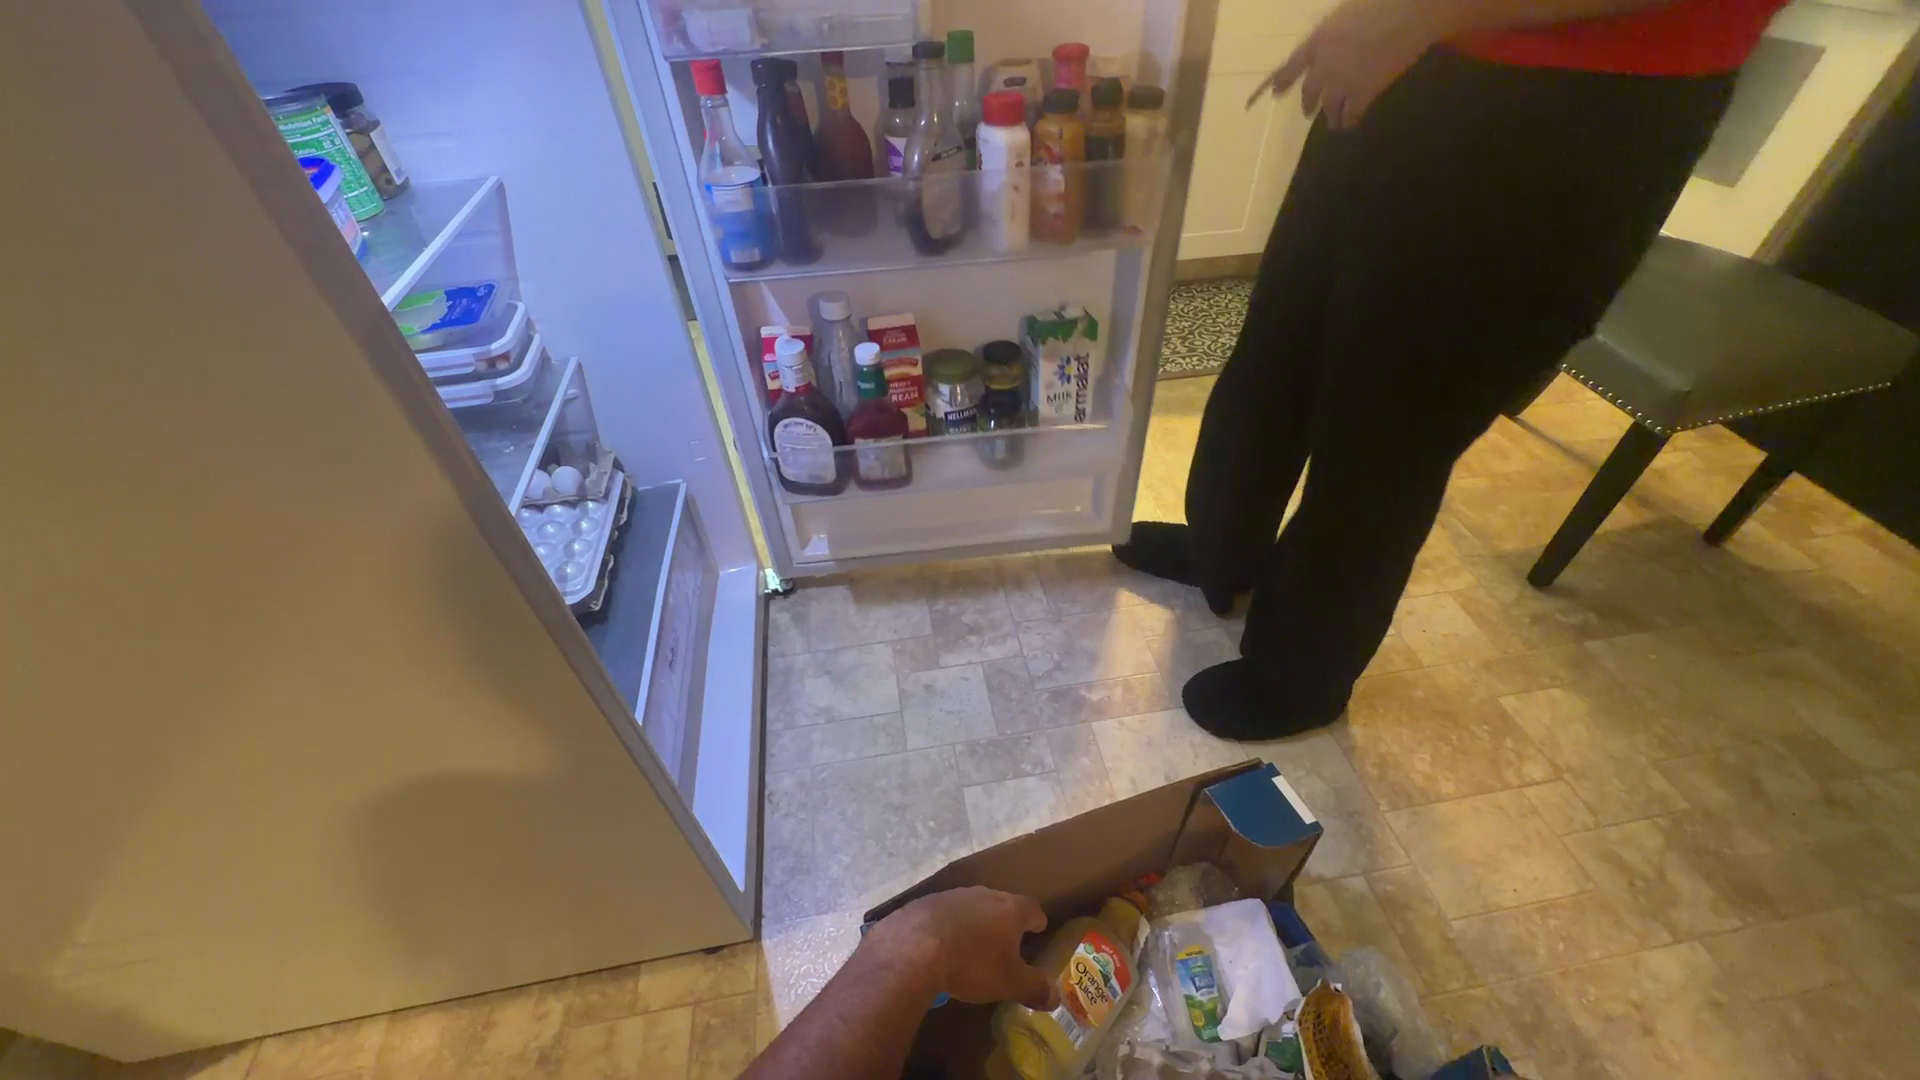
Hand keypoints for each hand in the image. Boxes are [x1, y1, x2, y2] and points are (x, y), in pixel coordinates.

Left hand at [871, 887, 1057, 1009]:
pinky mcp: (929, 902)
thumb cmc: (972, 963)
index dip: (1037, 920)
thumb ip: (1034, 988)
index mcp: (1010, 909)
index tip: (1038, 929)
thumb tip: (1055, 997)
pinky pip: (947, 912)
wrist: (915, 946)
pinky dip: (951, 925)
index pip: (1032, 908)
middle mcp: (985, 894)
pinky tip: (944, 944)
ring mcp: (955, 895)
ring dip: (977, 922)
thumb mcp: (1009, 983)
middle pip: (1002, 903)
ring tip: (975, 944)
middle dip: (1006, 921)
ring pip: (974, 906)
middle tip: (1008, 941)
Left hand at [1245, 0, 1450, 128]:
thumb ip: (1336, 29)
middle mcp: (1324, 65)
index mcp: (1319, 39)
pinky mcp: (1363, 93)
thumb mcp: (1349, 8)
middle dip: (1309, 102)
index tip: (1276, 92)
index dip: (1284, 80)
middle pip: (1310, 91)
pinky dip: (1349, 120)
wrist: (1412, 8)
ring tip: (1333, 122)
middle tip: (1308, 112)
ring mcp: (1342, 82)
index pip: (1293, 65)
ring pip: (1329, 107)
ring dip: (1330, 116)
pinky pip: (1351, 113)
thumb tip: (1334, 39)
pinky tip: (1350, 124)